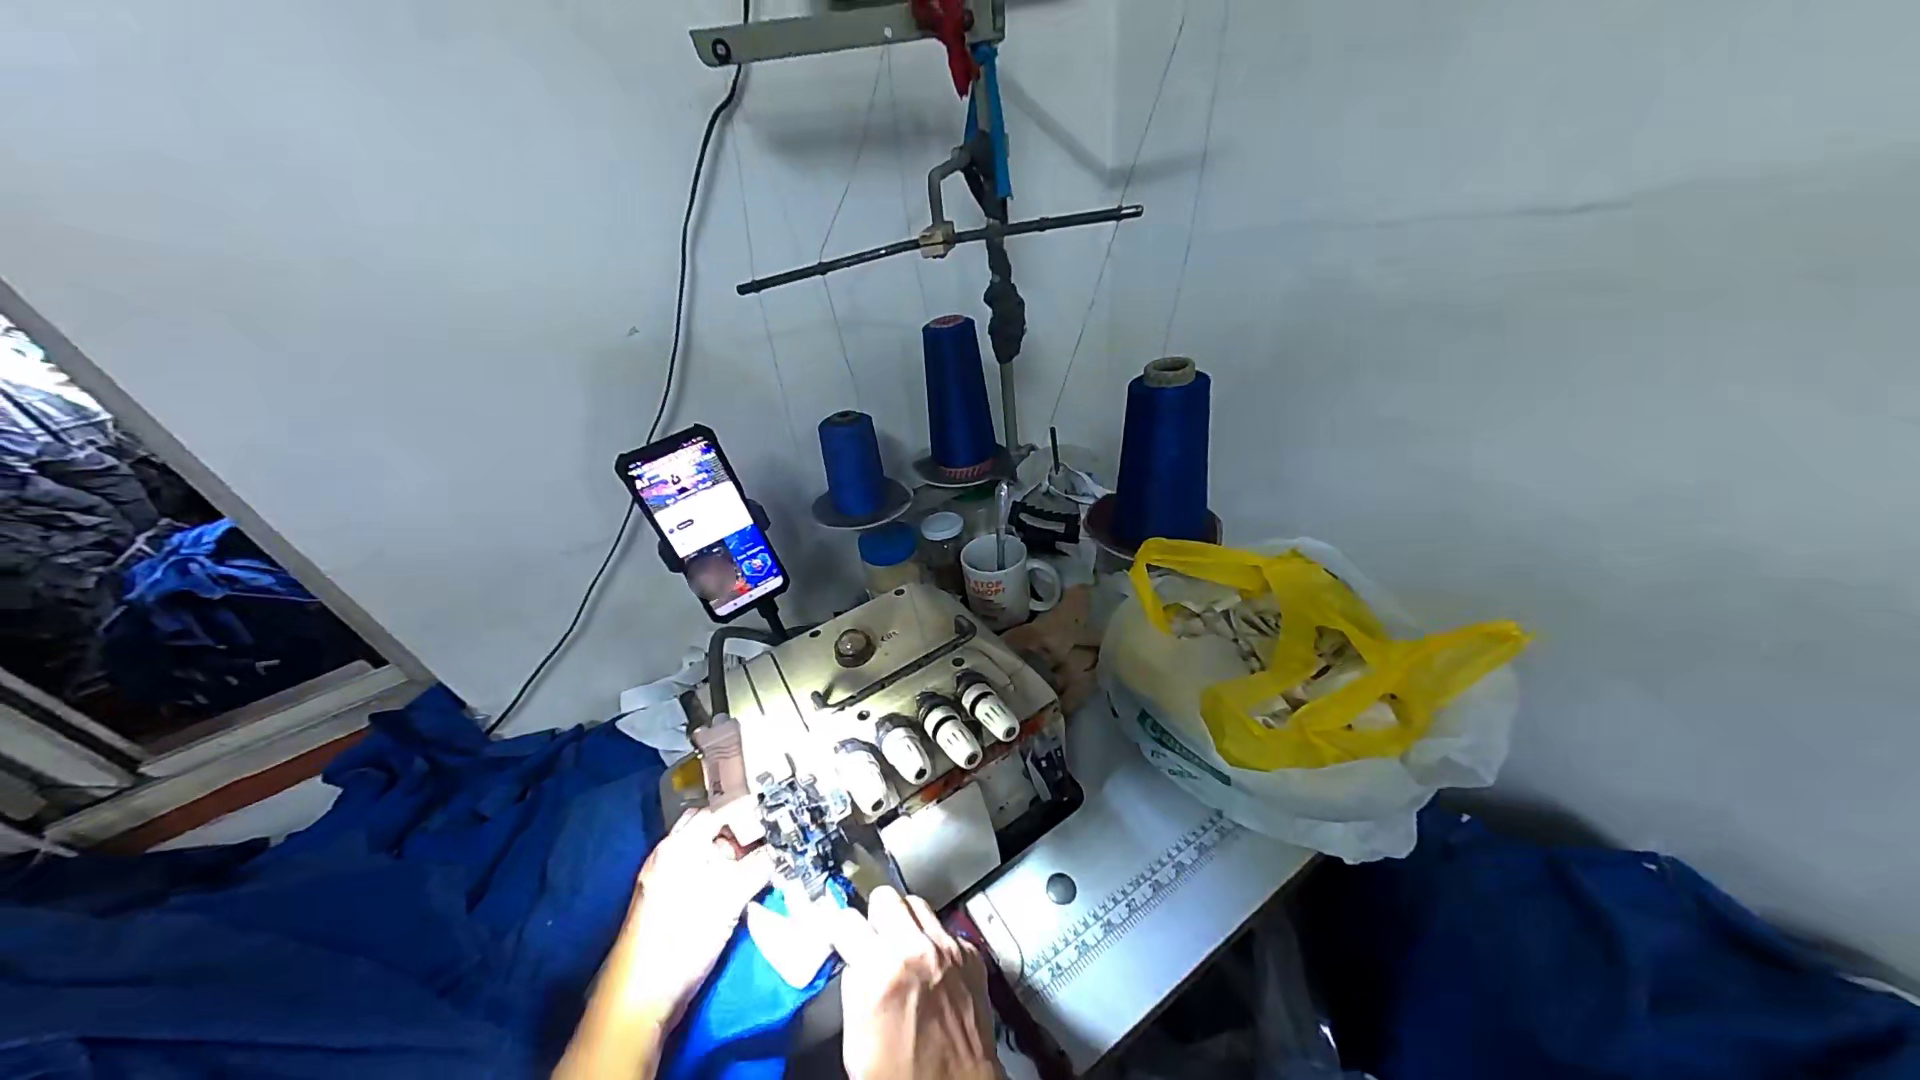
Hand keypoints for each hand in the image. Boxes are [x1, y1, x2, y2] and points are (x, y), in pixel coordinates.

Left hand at [610, 806, 774, 1025]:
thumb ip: (760, 866)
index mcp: (679, 845)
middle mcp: (668, 855)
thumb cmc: (684, 937)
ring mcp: (664, 879)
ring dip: (730, 851)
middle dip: (738, 827)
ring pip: (704, 850)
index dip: (749, 806)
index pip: (719, 809)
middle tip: (765, 836)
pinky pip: (699, 871)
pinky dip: (720, 870)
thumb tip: (782, 851)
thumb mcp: (730, 896)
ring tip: (758, 860)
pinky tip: (738, 885)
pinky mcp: (667, 902)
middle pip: (709, 826)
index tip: (776, 809)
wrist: (640, 998)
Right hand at [828, 887, 1003, 1079]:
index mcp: (883, 973)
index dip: (839, 929)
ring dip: (904, 921)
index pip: (847, 920)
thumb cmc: (905, 1079)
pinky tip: (928, 966)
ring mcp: (949, 950)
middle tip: (871, 938)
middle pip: (886, 897)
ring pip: (917, 903)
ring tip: (899, 947)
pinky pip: (943, 928)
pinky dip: (932, 940)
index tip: (839, 933)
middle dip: (874, 916)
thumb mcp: (856, 1043)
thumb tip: (853, 959)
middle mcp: (918, 952)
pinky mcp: (970, 955)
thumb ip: (853, 988)